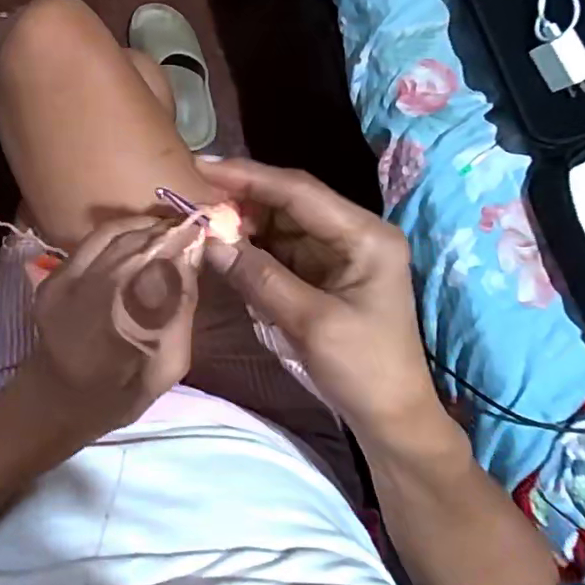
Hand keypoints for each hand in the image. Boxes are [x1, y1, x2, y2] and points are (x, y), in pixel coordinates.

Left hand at [21, 216, 200, 446]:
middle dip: (167, 232)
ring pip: (113, 236)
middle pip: (138, 246)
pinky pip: (92, 241)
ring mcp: (67, 283)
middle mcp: (93, 296)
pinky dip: (119, 231)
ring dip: (145, 227)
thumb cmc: (120, 393)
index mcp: (127, 326)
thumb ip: (180, 313)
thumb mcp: (168, 368)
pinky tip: (138, 234)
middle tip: (191, 227)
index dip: (183, 244)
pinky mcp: (53, 278)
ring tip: (168, 228)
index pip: (162, 267)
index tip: (204, 233)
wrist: (55, 399)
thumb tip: (191, 259)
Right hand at [196, 157, 440, 433]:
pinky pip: (278, 249)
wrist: (391, 417)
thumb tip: (209, 242)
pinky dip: (250, 247)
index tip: (202, 167)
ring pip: (280, 223)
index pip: (299, 192)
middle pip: (289, 201)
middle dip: (242, 197)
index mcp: (364, 236)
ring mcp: (336, 253)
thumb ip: (259, 277)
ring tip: (201, 218)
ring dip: (243, 221)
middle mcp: (353, 234)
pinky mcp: (321, 273)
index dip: (248, 177)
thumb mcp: (310, 322)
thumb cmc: (363, 368)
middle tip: (193, 195)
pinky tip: (223, 246)